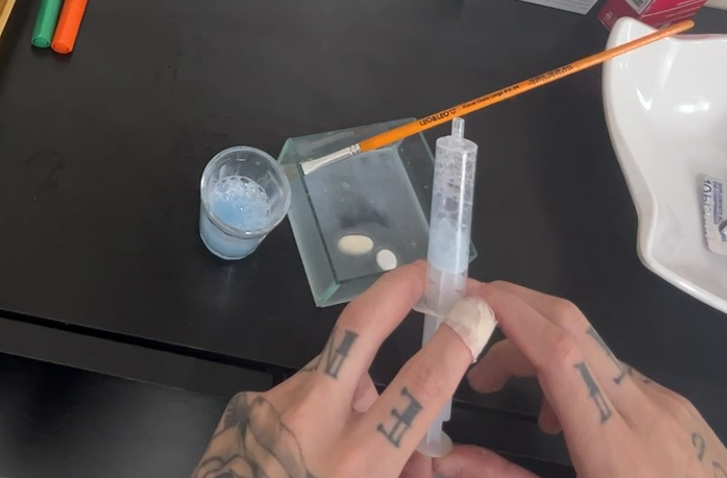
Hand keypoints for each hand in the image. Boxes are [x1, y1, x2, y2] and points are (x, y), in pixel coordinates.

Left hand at [192, 261, 497, 477]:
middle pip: (359, 327)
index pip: (419, 386)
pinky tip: (310, 439)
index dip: (452, 345)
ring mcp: (279, 401)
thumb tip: (424, 447)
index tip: (474, 311)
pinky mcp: (253, 400)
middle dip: (396, 289)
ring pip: (331, 365)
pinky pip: (301, 391)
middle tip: (426, 269)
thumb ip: (404, 471)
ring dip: (353, 377)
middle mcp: (316, 419)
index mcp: (358, 461)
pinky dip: (318, 406)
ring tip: (354, 424)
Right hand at [434, 280, 726, 477]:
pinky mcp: (684, 412)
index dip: (509, 312)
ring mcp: (670, 407)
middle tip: (466, 321)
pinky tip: (562, 417)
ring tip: (501, 383)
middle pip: (571, 325)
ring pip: (589, 346)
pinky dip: (571, 371)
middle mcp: (646, 411)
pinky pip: (614, 372)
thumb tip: (446, 458)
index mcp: (617, 448)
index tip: (463, 297)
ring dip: (536, 344)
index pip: (559, 351)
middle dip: (511, 305)